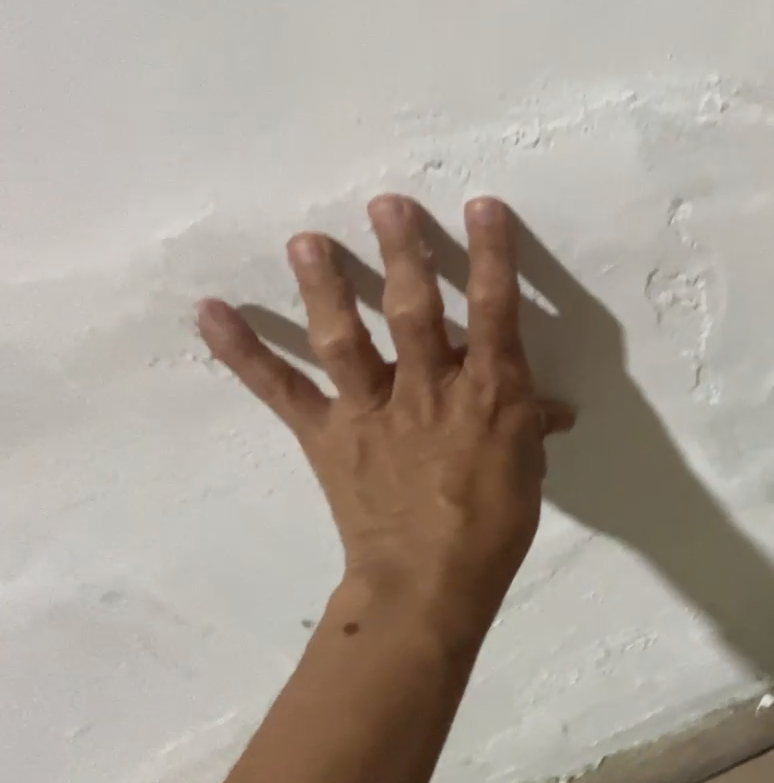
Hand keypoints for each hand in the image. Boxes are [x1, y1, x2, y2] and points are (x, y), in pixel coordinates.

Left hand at [196, 195, 572, 616]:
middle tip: (387, 204)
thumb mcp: (529, 464)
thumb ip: (533, 424)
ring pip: (346, 338)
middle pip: (415, 310)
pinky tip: (212, 313)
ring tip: (307, 241)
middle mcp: (431, 389)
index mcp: (491, 393)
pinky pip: (280, 390)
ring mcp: (372, 410)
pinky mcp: (326, 435)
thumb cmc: (498, 518)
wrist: (431, 578)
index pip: (494, 312)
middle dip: (404, 253)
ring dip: (325, 287)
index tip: (482, 209)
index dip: (491, 256)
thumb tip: (553, 409)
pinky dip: (242, 353)